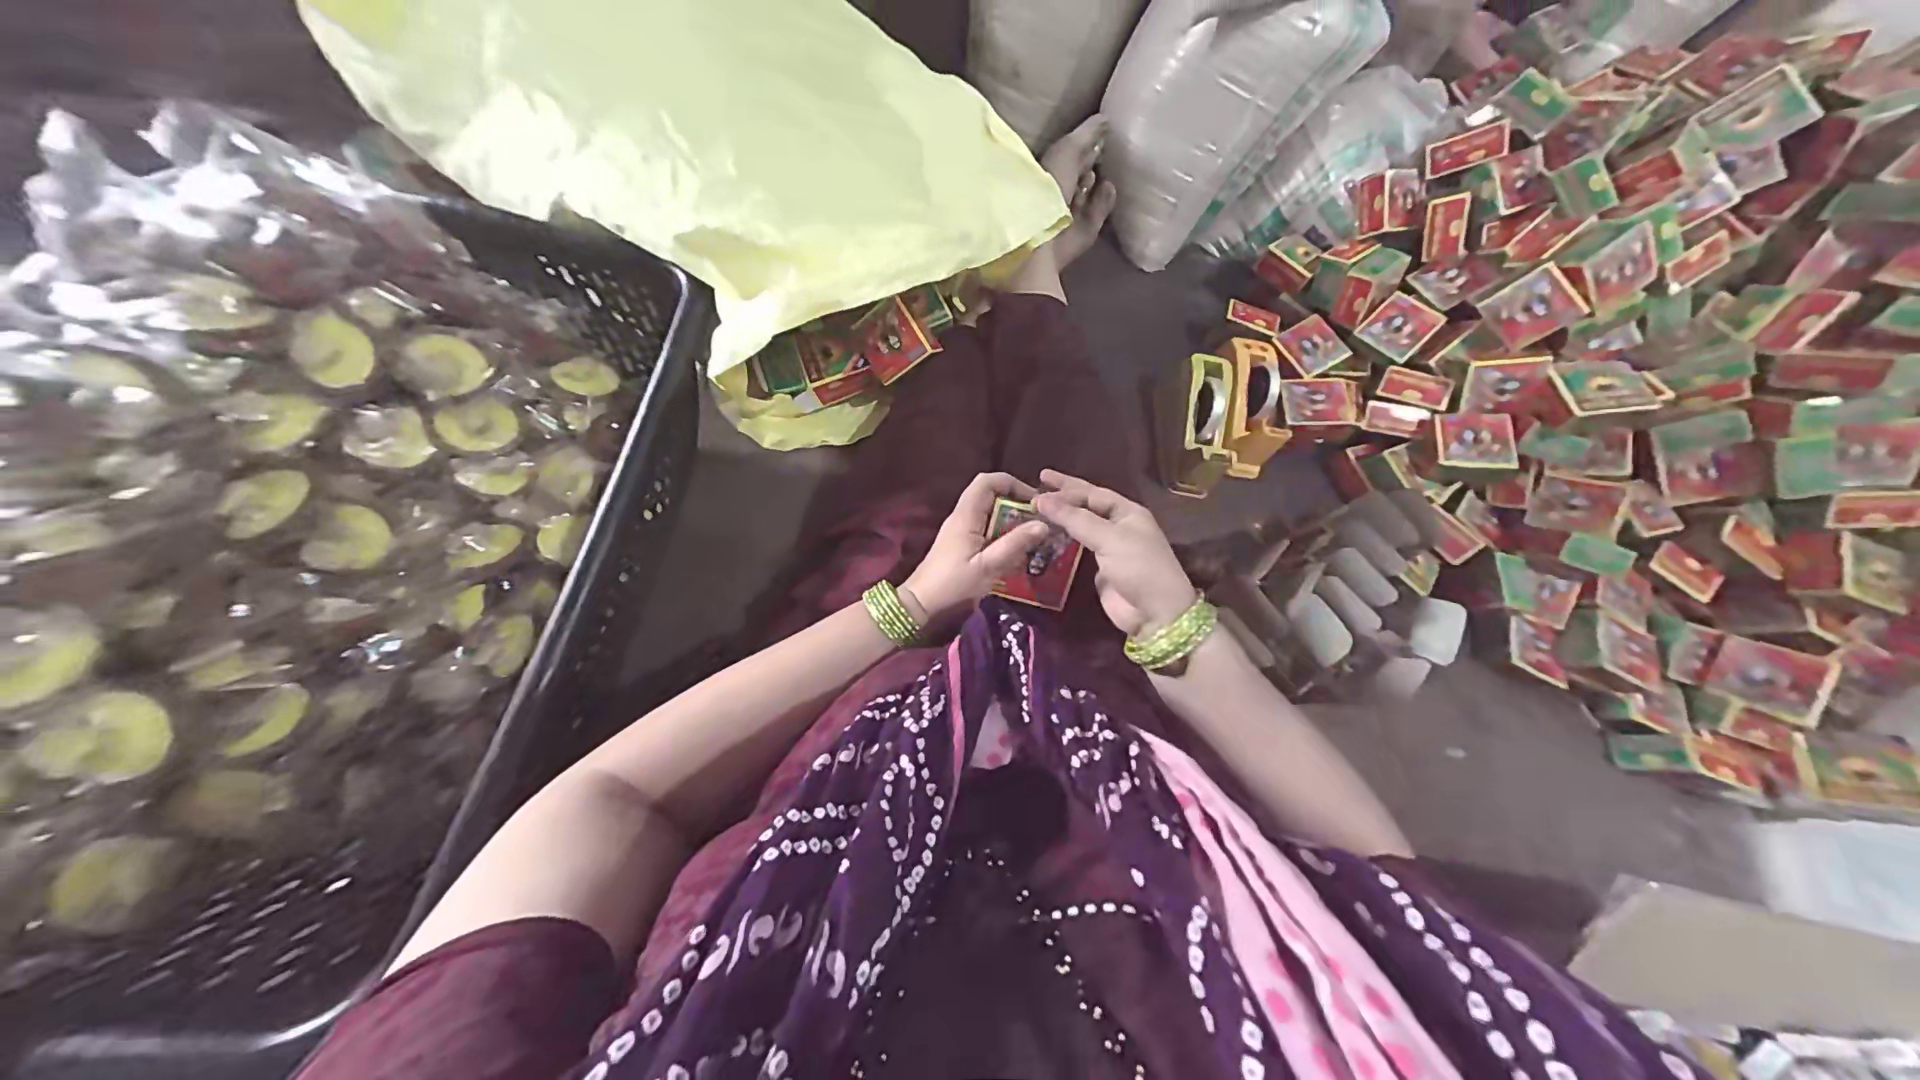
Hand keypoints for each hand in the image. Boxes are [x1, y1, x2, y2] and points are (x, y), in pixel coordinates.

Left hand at [901, 473, 1052, 625]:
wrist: (922, 602)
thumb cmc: (953, 583)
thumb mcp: (988, 566)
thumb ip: (1015, 544)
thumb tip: (1043, 524)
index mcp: (966, 515)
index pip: (987, 482)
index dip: (1012, 483)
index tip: (1034, 500)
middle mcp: (963, 516)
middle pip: (991, 496)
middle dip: (1017, 504)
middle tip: (1039, 521)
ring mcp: (961, 529)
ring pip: (990, 513)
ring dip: (1011, 521)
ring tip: (1033, 537)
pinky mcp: (962, 542)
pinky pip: (986, 528)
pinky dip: (1003, 534)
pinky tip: (1016, 552)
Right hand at [1032, 470, 1195, 637]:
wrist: (1154, 613)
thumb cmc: (1138, 567)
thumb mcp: (1109, 538)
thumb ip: (1075, 519)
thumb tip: (1042, 500)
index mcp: (1127, 512)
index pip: (1092, 493)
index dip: (1066, 487)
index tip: (1039, 483)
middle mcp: (1118, 525)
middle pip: (1086, 505)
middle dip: (1063, 495)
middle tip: (1037, 483)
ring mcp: (1108, 547)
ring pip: (1080, 525)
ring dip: (1060, 517)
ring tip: (1035, 508)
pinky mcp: (1099, 567)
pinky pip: (1077, 547)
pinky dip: (1061, 539)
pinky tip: (1045, 534)